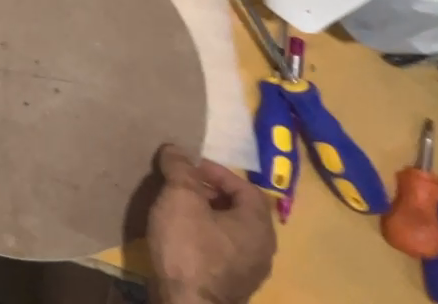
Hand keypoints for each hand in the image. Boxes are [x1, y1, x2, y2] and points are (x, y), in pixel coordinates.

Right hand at [146, 145, 274, 303]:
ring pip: (230, 229)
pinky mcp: (231, 280)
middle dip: (209, 191)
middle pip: (240, 209)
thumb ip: (181, 171)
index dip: (217, 171)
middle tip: (178, 181)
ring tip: (175, 204)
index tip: (187, 165)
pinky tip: (179, 232)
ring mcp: (249, 268)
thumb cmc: (189, 246)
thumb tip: (177, 149)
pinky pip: (222, 246)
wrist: (189, 302)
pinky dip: (204, 231)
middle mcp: (262, 247)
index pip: (246, 188)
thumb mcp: (180, 199)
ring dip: (206, 212)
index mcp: (258, 226)